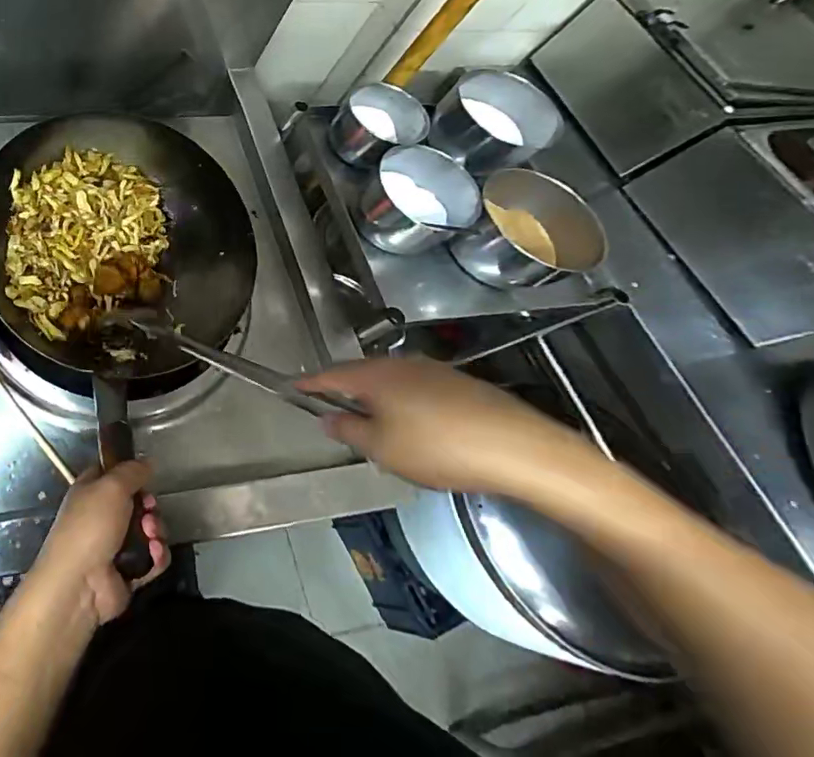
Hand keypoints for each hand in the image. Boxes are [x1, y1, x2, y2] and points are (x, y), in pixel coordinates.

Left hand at [26, 460, 167, 624]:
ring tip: (151, 536)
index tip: (144, 477)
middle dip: (149, 506)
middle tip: (148, 511)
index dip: (130, 474)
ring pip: (149, 530)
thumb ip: (131, 471)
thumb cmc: (91, 525)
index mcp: (90, 491)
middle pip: (137, 503)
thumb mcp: (111, 487)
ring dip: (156, 531)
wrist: (80, 582)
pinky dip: (157, 556)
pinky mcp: (130, 571)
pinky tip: (153, 555)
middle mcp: (102, 516)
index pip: (113, 474)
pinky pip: (153, 558)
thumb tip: (147, 461)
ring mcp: (116, 545)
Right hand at [300, 357, 601, 495]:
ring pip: (391, 382)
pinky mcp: (460, 384)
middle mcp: (401, 364)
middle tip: (335, 412)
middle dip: (345, 391)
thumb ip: (348, 431)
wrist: (520, 449)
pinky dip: (405, 404)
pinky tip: (416, 430)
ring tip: (375, 427)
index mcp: (374, 375)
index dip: (309, 383)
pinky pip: (417, 389)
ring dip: (377, 400)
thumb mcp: (382, 448)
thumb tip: (328, 418)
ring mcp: (433, 371)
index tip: (292, 386)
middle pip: (361, 374)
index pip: (330, 374)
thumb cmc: (439, 448)